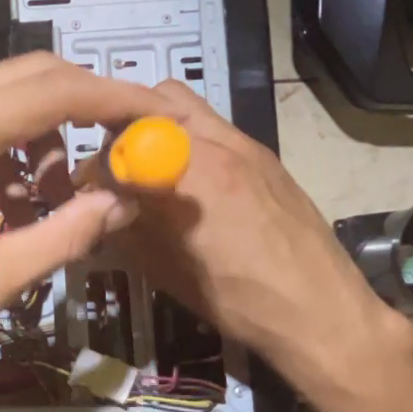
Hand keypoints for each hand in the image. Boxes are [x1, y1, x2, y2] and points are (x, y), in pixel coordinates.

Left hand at [0, 54, 174, 411]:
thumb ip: (63, 236)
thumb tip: (124, 201)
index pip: (49, 92)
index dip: (112, 99)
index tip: (157, 116)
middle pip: (28, 74)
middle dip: (85, 105)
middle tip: (125, 150)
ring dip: (44, 128)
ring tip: (58, 196)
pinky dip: (6, 140)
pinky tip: (12, 197)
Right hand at [116, 81, 412, 411]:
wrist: (322, 312)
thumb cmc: (239, 301)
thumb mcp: (166, 269)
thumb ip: (127, 224)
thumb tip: (96, 204)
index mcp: (194, 173)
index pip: (124, 138)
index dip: (97, 163)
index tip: (89, 191)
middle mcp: (221, 144)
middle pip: (156, 99)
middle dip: (124, 128)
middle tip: (117, 171)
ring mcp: (248, 145)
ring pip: (187, 106)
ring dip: (157, 128)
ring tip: (150, 172)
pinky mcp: (265, 157)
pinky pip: (213, 128)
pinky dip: (187, 141)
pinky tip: (187, 184)